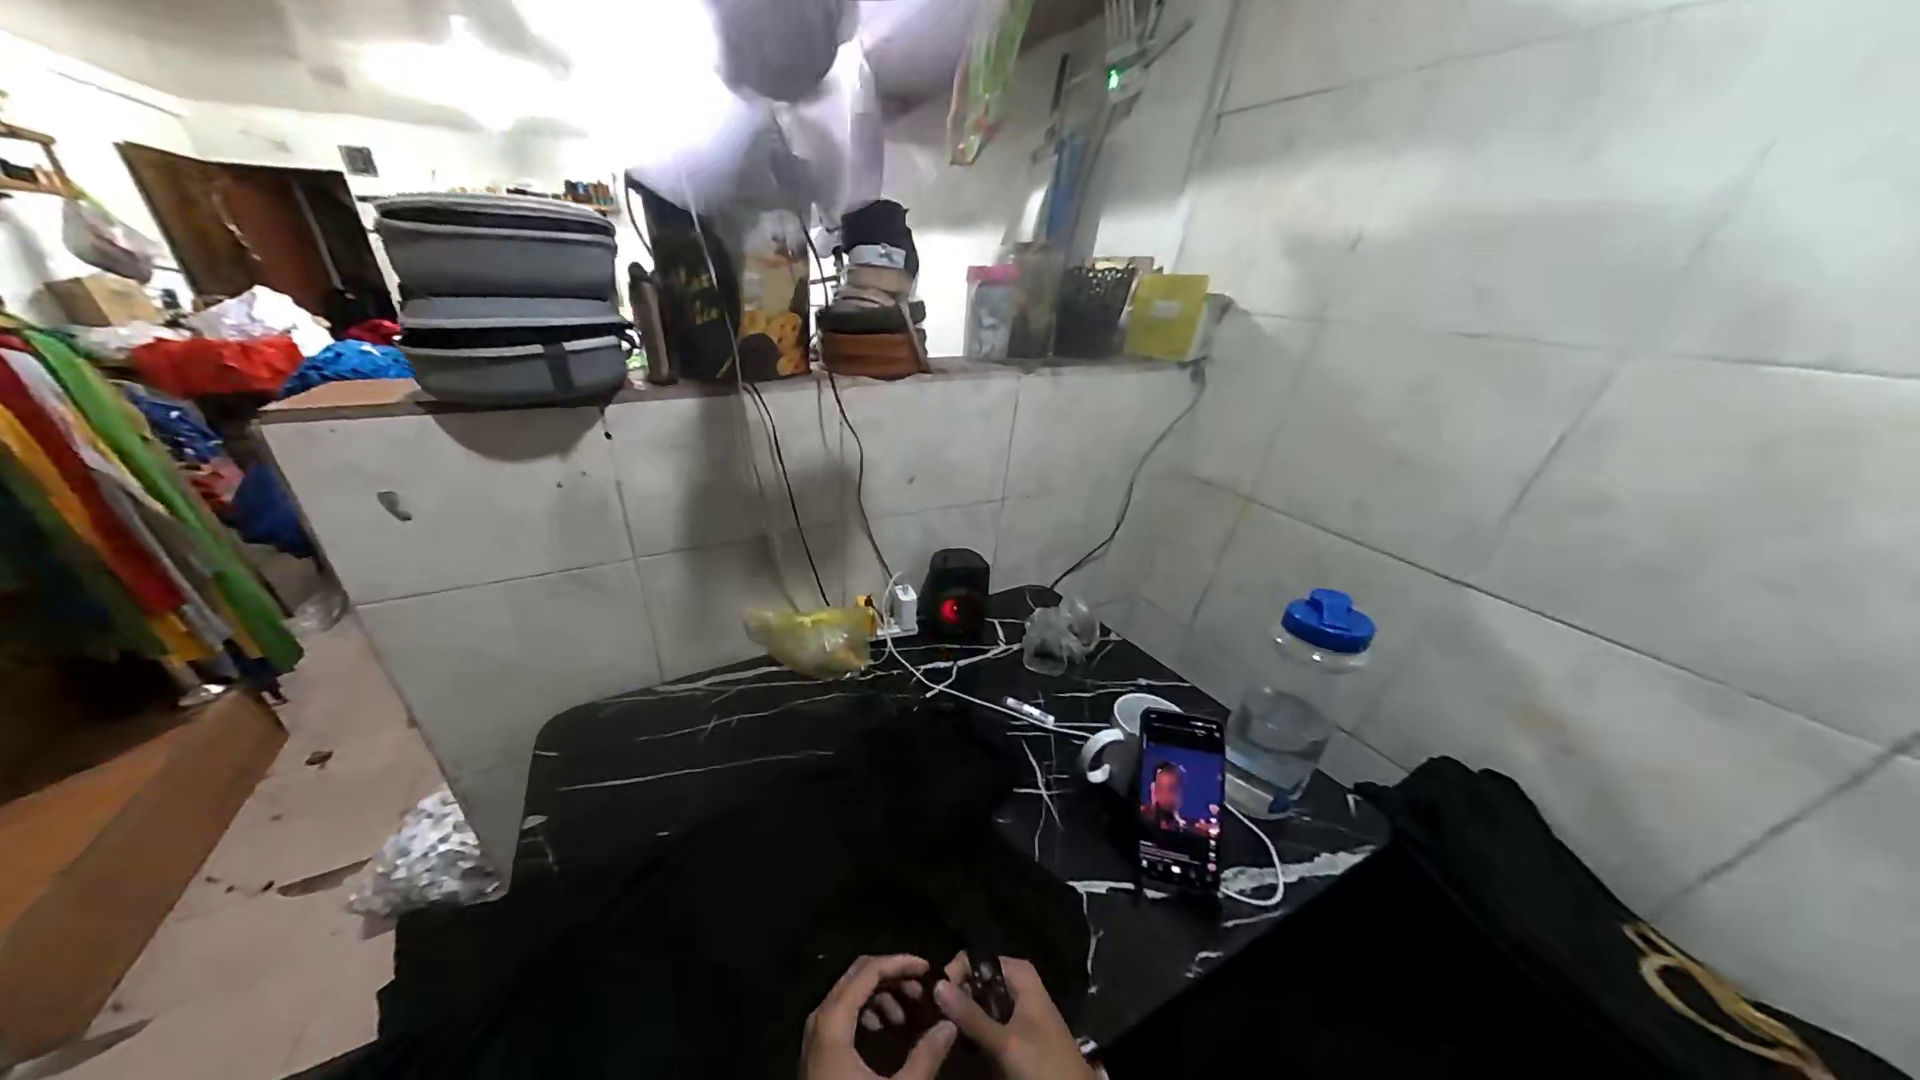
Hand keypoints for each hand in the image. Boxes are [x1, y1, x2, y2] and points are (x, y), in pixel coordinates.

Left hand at [803, 955, 956, 1079]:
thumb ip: (925, 1057)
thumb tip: (950, 1024)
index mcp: (833, 1021)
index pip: (869, 970)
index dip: (901, 963)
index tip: (930, 969)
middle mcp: (820, 1018)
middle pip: (858, 974)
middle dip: (894, 976)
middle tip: (924, 989)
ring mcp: (816, 1033)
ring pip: (851, 991)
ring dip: (883, 993)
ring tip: (911, 1013)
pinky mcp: (818, 1048)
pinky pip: (845, 1011)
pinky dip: (870, 1009)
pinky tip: (890, 1027)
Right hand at [933, 954, 1096, 1079]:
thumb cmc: (1044, 1065)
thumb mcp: (1005, 1043)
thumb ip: (972, 1016)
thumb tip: (937, 984)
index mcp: (1020, 975)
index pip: (977, 959)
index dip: (956, 974)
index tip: (938, 998)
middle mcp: (1017, 985)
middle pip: (978, 980)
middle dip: (958, 996)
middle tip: (938, 1019)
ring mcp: (1017, 1010)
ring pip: (981, 1003)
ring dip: (964, 1017)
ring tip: (946, 1032)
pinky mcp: (1016, 1033)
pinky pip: (988, 1023)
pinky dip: (974, 1031)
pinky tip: (962, 1045)